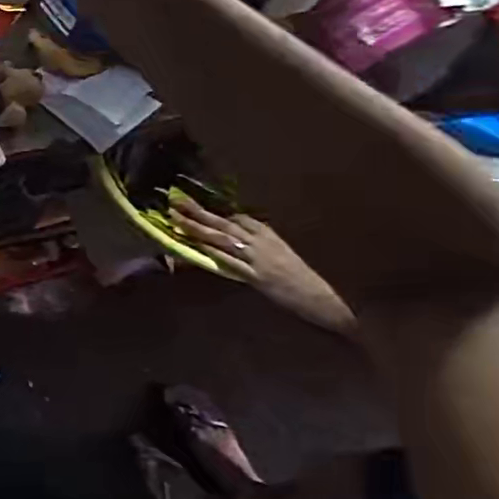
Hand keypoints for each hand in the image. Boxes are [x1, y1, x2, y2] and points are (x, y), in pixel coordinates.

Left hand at [167, 193, 356, 333]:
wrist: (322, 298)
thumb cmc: (300, 275)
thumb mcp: (279, 251)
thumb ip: (258, 240)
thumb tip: (233, 232)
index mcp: (268, 235)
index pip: (238, 217)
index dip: (214, 209)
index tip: (193, 201)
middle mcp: (261, 243)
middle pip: (224, 223)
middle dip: (198, 211)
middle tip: (175, 201)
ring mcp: (257, 259)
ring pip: (222, 239)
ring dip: (197, 228)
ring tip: (176, 219)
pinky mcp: (256, 276)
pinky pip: (230, 262)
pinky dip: (212, 253)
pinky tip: (197, 246)